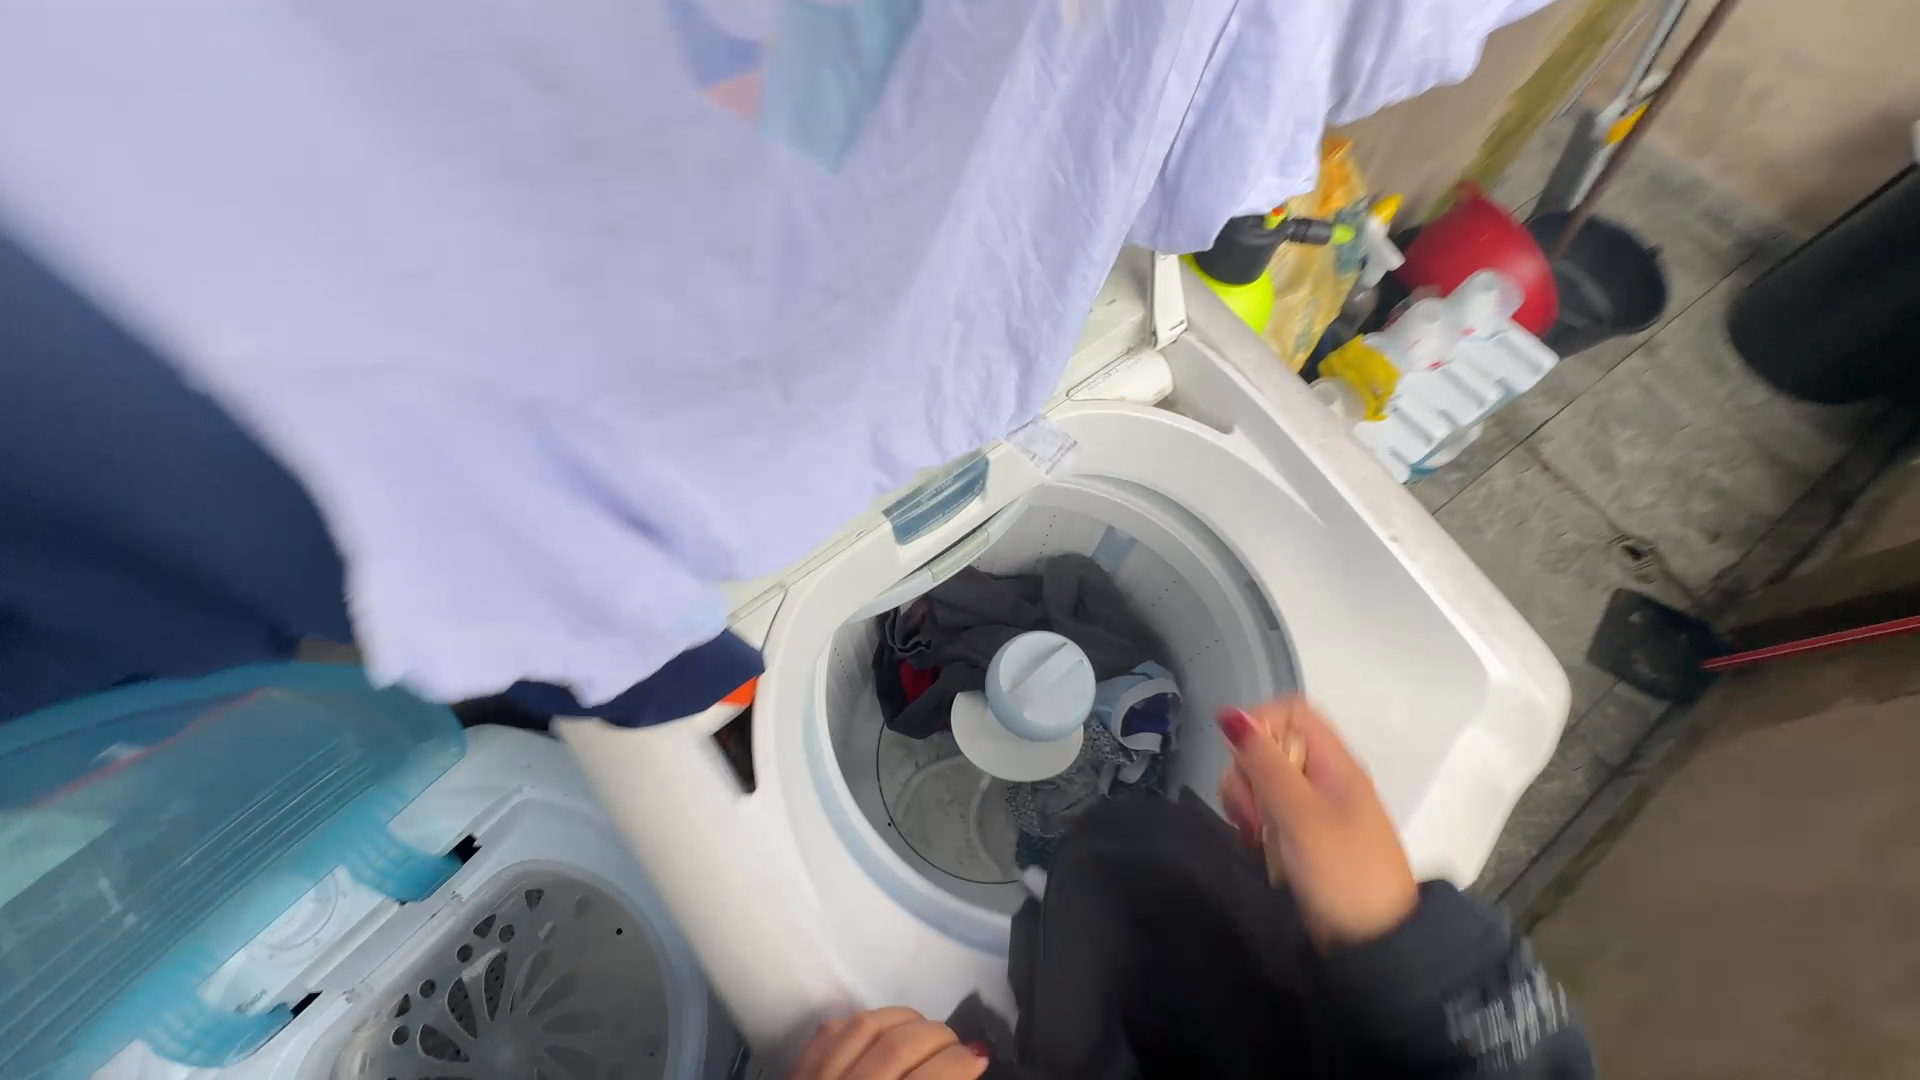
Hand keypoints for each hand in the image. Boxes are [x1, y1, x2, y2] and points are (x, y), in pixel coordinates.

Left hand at [789, 1008, 988, 1079]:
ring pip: (867, 1025)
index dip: (959, 1064)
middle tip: (958, 1046)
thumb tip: (967, 1069)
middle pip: (899, 1046)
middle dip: (938, 1036)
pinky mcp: (797, 1072)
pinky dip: (864, 1021)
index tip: (979, 1059)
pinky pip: (834, 1029)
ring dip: (906, 1019)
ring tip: (926, 1030)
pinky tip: (884, 1030)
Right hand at [1217, 697, 1417, 946]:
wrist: (1378, 943)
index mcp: (1333, 762)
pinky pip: (1264, 806)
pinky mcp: (1300, 831)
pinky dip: (1252, 819)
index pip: (1289, 712)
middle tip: (1250, 809)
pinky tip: (1255, 842)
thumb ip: (1264, 762)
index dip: (1259, 723)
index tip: (1240, 756)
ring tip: (1254, 833)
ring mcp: (1311, 805)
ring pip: (1260, 776)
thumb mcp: (1300, 813)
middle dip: (1246, 771)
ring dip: (1245, 798)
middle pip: (1268, 744)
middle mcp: (1322, 775)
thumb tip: (1230, 713)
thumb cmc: (1343, 871)